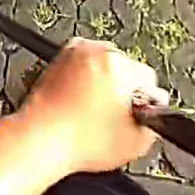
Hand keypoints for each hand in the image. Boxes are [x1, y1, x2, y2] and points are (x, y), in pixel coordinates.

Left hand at [11, 39, 166, 173]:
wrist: (40, 138)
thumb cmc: (79, 140)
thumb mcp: (133, 143)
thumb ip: (154, 125)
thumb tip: (154, 116)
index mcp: (118, 65)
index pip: (148, 77)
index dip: (148, 99)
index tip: (141, 111)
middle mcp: (96, 51)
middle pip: (125, 67)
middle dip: (125, 88)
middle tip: (116, 114)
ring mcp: (75, 51)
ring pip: (104, 64)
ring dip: (105, 80)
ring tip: (95, 110)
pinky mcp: (59, 57)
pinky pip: (83, 64)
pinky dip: (85, 77)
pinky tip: (81, 102)